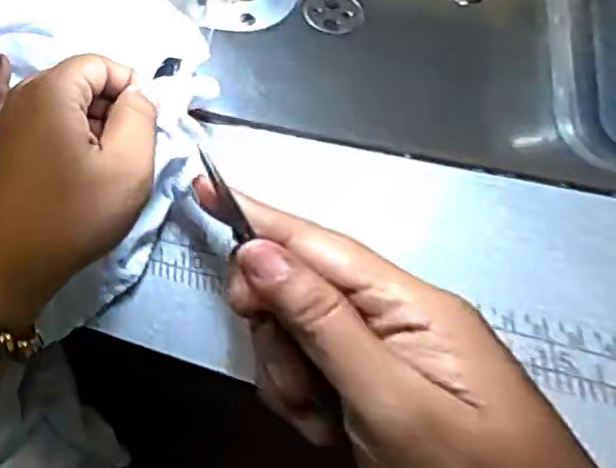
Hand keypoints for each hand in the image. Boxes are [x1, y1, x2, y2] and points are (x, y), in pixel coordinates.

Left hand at [0, 55, 158, 328]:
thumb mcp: (126, 169)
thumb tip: (139, 92)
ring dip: (87, 123)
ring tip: (100, 164)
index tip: (147, 124)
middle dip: (110, 106)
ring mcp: (5, 116)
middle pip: (79, 80)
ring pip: (60, 102)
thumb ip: (141, 118)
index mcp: (52, 88)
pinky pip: (34, 117)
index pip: (101, 63)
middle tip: (128, 149)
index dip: (130, 86)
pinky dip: (52, 120)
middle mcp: (23, 92)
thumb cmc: (68, 216)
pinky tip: (50, 120)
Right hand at [195, 179, 594, 466]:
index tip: (204, 188)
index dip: (256, 214)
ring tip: (318, 422)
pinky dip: (304, 392)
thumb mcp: (394, 405)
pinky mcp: (380, 381)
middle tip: (289, 380)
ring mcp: (389, 349)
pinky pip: (314, 361)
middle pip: (300, 286)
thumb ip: (323, 322)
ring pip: (299, 327)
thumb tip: (258, 249)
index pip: (315, 241)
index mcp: (410, 302)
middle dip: (277, 328)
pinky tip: (326, 428)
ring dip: (289, 371)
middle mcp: (397, 314)